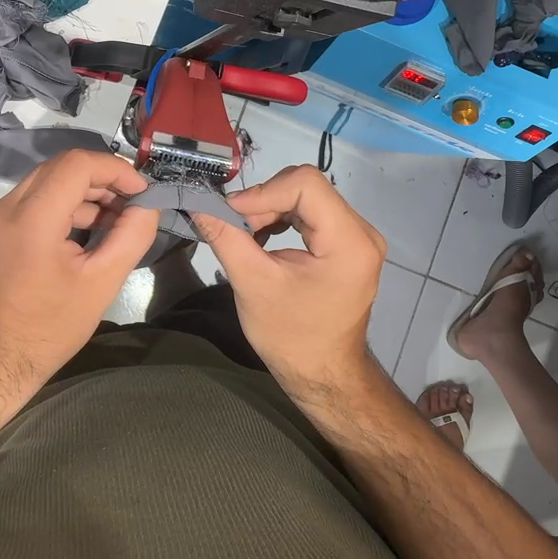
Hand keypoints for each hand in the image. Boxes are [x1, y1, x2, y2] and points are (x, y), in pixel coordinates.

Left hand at [0, 149, 159, 397]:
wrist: (0, 356)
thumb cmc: (52, 326)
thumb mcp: (102, 283)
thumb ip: (131, 236)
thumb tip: (148, 205)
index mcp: (32, 219)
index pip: (76, 165)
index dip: (114, 169)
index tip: (142, 191)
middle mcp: (9, 206)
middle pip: (63, 166)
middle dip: (103, 177)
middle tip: (134, 203)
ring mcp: (0, 214)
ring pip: (50, 178)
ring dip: (87, 190)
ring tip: (119, 218)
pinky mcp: (0, 224)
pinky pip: (38, 196)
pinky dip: (68, 201)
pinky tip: (93, 226)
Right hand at [190, 165, 387, 392]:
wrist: (322, 374)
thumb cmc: (291, 335)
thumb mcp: (252, 284)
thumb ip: (225, 237)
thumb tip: (196, 200)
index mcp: (349, 242)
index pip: (306, 184)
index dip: (263, 191)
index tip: (231, 213)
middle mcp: (361, 231)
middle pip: (305, 187)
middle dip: (263, 201)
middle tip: (234, 227)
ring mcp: (356, 236)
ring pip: (304, 195)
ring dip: (268, 208)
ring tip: (245, 235)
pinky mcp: (345, 242)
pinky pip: (308, 210)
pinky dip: (279, 217)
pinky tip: (261, 239)